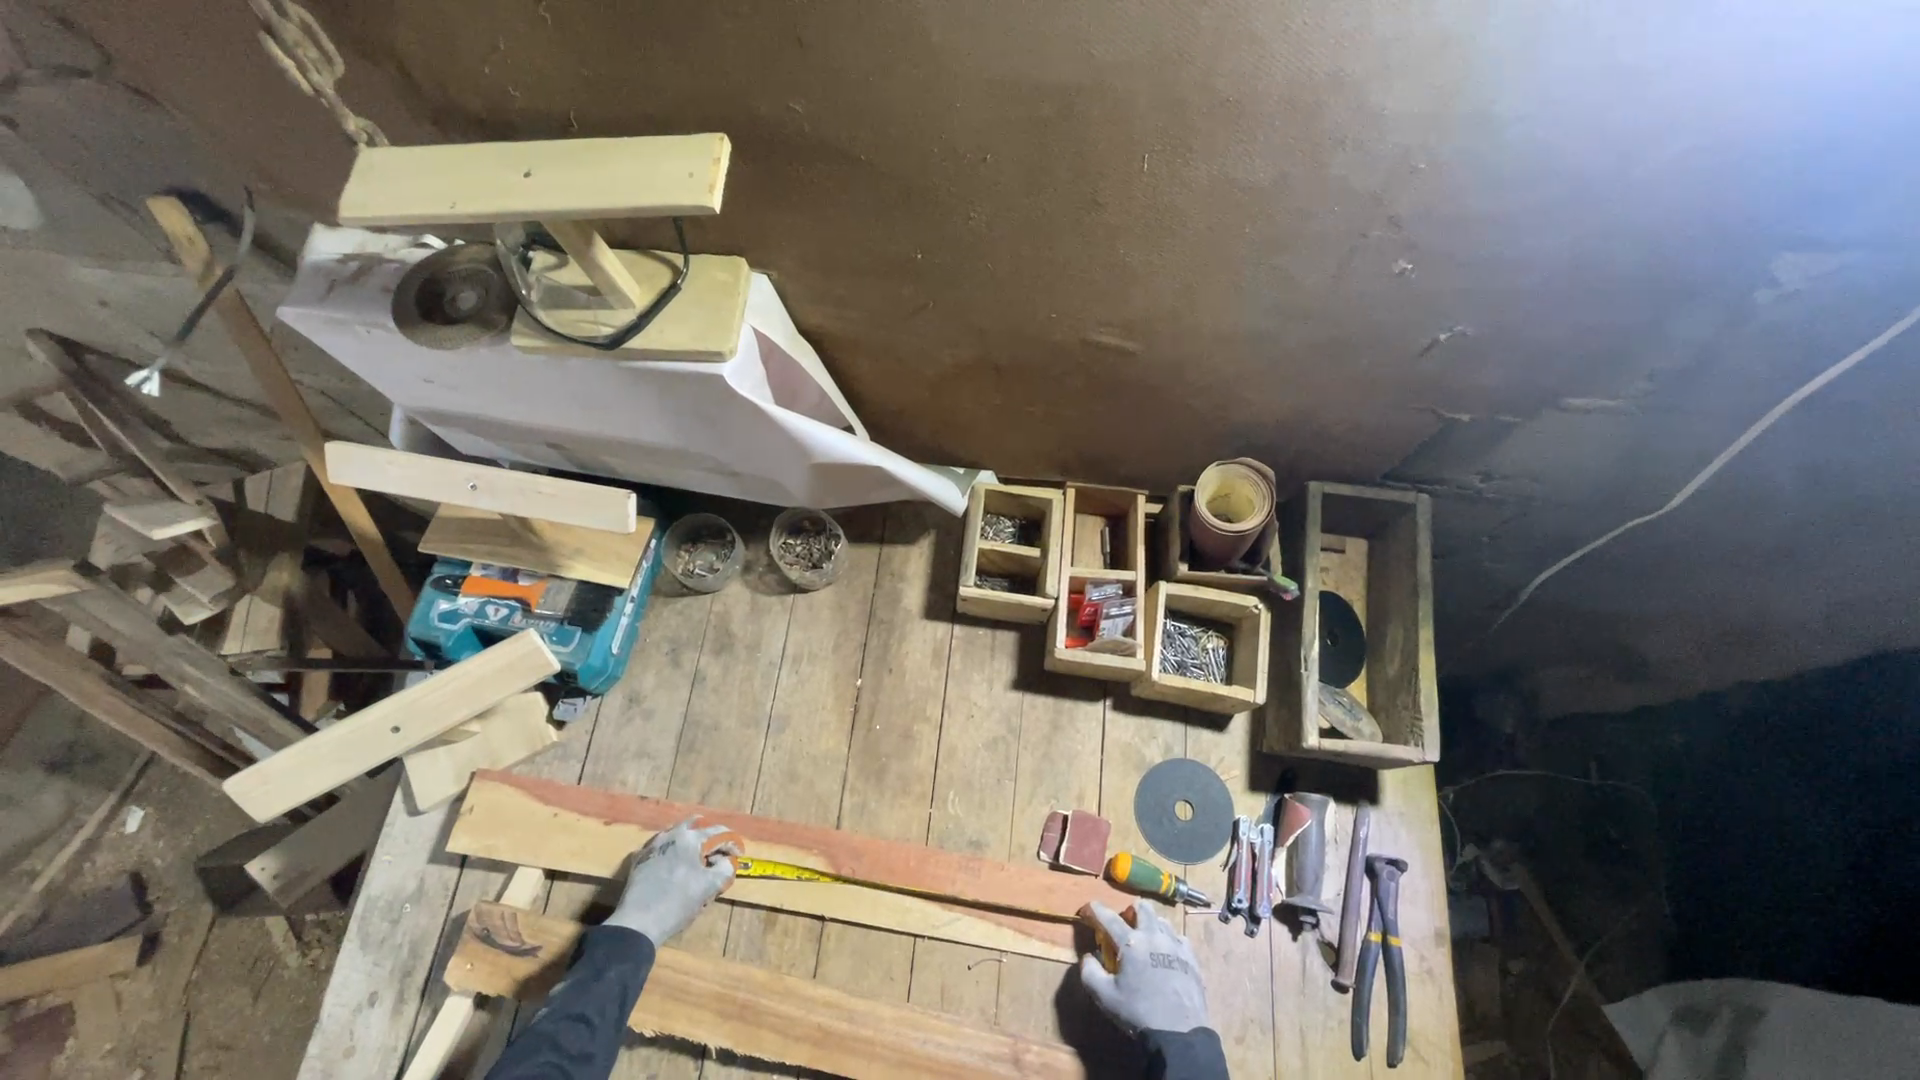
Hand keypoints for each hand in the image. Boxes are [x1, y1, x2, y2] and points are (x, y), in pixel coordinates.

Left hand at [604, 818, 740, 945]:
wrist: (637, 923)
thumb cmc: (678, 902)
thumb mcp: (710, 887)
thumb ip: (725, 868)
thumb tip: (724, 861)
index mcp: (690, 838)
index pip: (719, 832)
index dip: (733, 843)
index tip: (739, 856)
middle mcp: (670, 835)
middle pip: (696, 825)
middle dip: (710, 837)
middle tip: (717, 852)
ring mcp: (652, 846)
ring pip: (676, 834)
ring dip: (690, 842)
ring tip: (696, 859)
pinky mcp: (639, 860)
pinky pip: (661, 848)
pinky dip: (672, 852)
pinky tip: (674, 866)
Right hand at [1077, 901, 1209, 1034]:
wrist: (1179, 1034)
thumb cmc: (1138, 1013)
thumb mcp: (1104, 996)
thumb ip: (1089, 972)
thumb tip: (1088, 956)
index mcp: (1131, 943)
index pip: (1108, 917)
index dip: (1095, 909)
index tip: (1087, 908)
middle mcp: (1154, 936)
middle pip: (1142, 907)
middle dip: (1130, 911)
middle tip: (1124, 926)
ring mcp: (1176, 945)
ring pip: (1162, 921)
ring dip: (1150, 925)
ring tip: (1146, 942)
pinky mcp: (1192, 958)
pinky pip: (1179, 938)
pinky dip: (1169, 941)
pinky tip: (1166, 955)